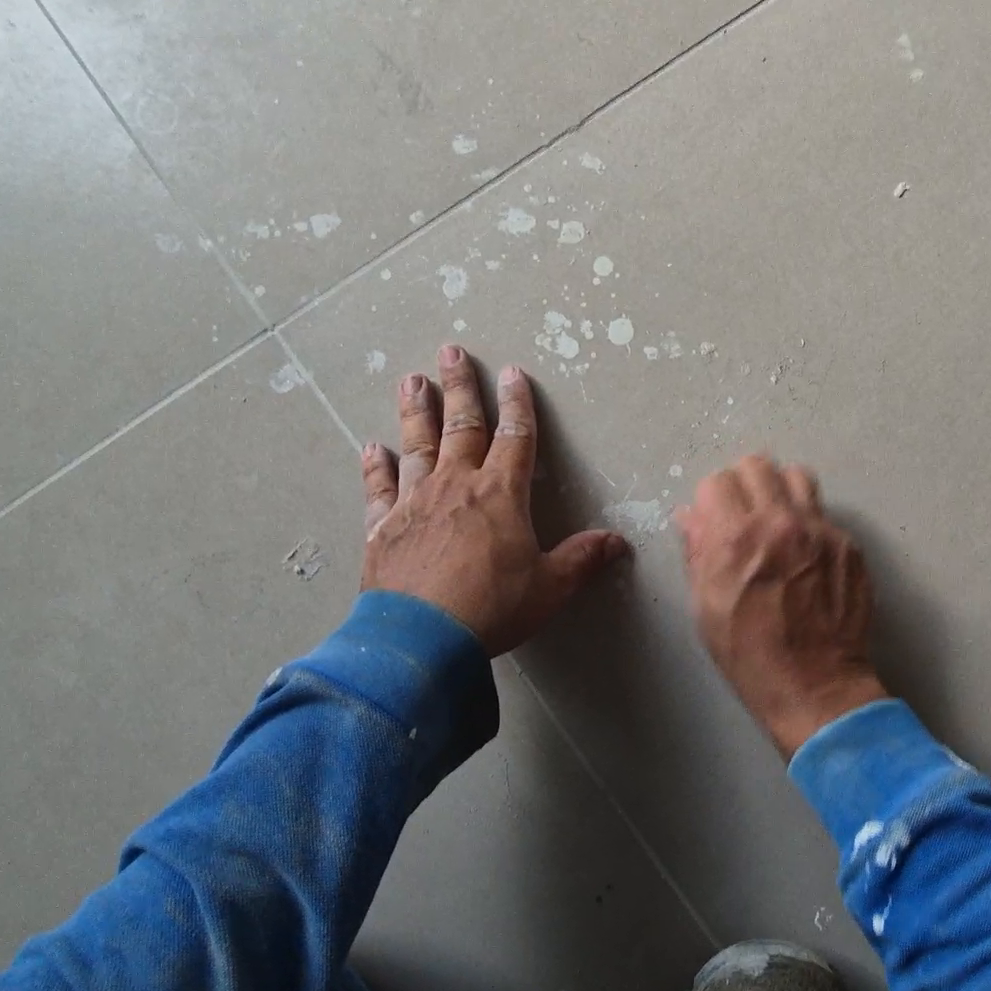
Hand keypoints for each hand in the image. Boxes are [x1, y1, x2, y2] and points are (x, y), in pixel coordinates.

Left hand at [360, 344, 627, 655]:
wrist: (421, 638)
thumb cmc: (493, 607)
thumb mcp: (551, 586)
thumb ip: (582, 559)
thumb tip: (618, 543)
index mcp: (501, 494)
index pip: (515, 437)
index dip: (518, 404)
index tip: (514, 374)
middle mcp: (456, 486)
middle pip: (460, 426)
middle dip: (459, 388)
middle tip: (451, 352)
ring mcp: (414, 503)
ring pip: (416, 446)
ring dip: (415, 412)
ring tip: (411, 380)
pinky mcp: (382, 528)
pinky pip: (378, 489)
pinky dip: (376, 467)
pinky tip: (372, 448)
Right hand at [676, 455, 885, 758]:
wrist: (815, 687)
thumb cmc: (749, 655)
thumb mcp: (704, 607)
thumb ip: (698, 552)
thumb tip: (690, 515)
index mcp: (735, 538)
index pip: (716, 481)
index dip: (710, 500)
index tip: (714, 519)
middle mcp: (779, 523)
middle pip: (757, 465)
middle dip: (743, 484)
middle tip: (743, 513)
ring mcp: (820, 531)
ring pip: (796, 476)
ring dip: (780, 491)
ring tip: (777, 520)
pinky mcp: (848, 545)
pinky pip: (823, 514)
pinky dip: (808, 523)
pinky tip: (805, 554)